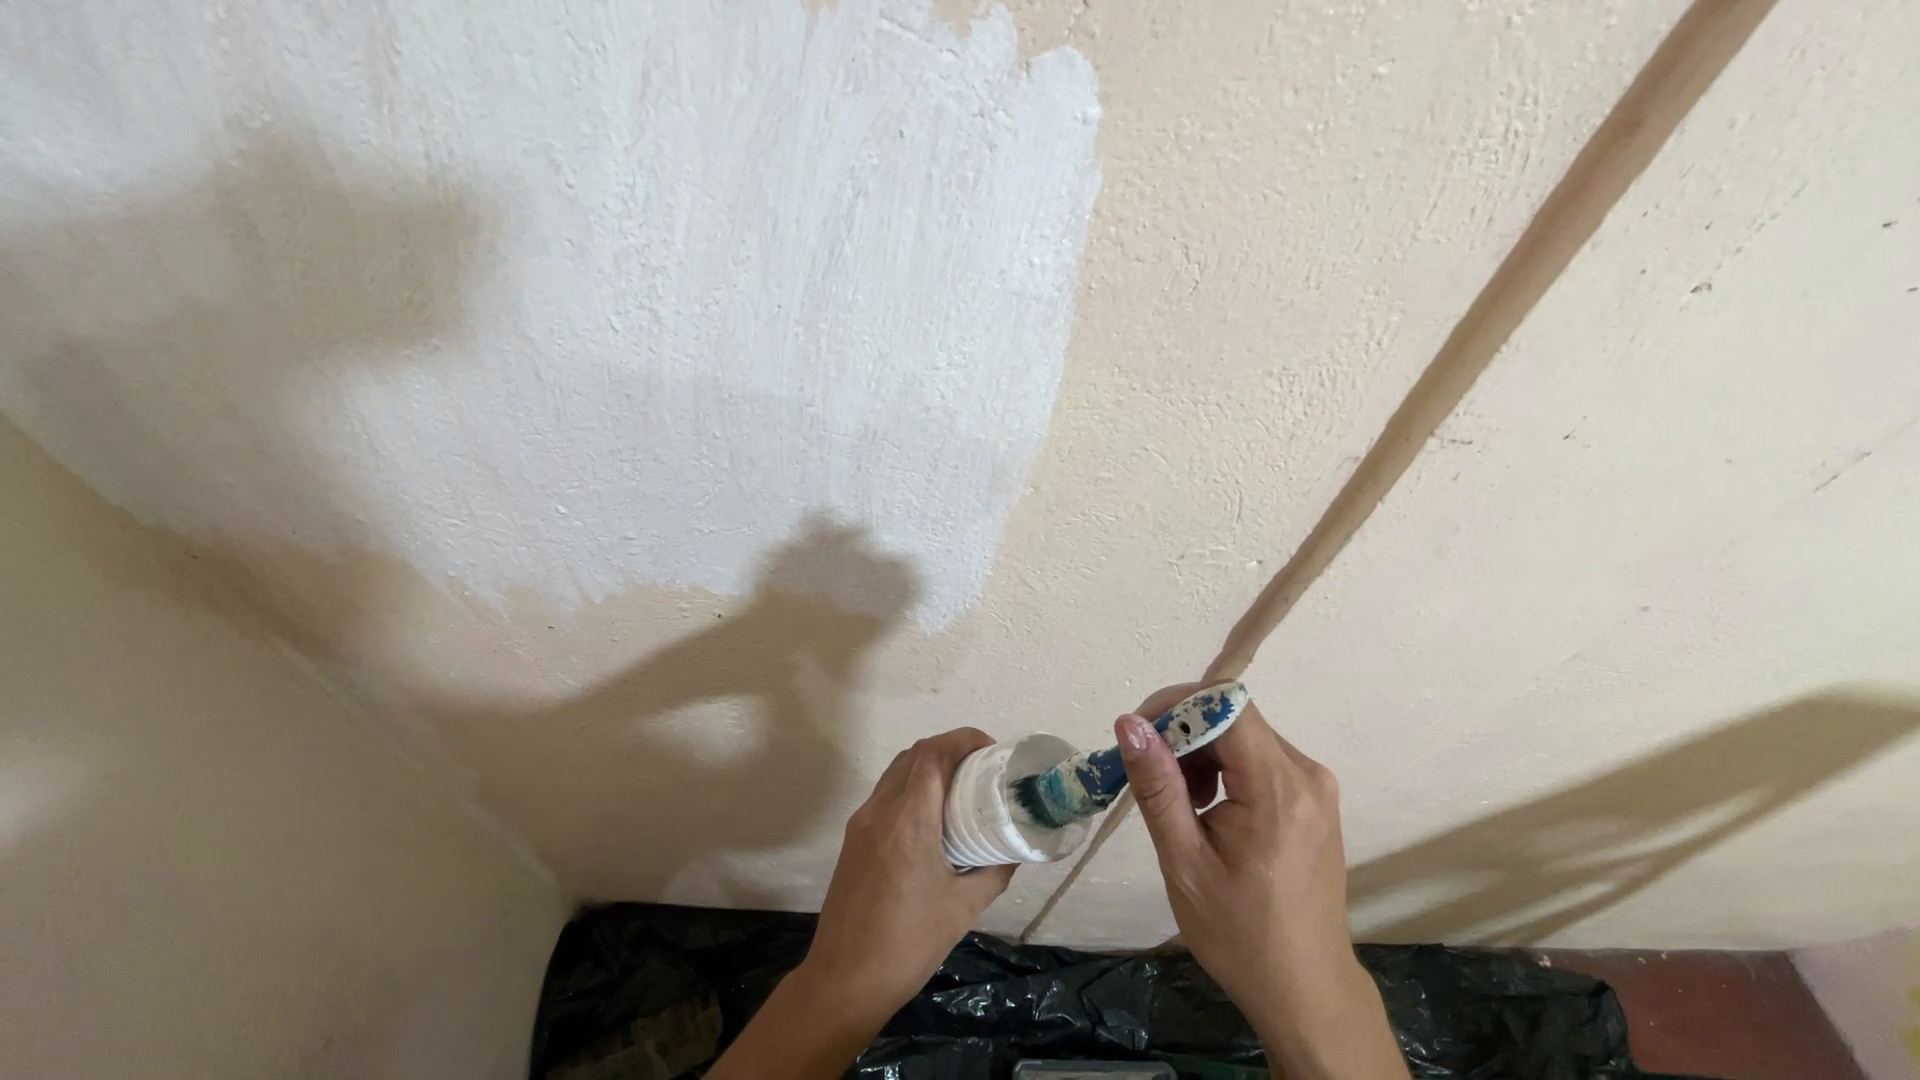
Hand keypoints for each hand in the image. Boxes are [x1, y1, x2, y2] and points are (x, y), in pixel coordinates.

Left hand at [805, 726, 1016, 1012]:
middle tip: (982, 766)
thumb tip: (1015, 848)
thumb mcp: (964, 908)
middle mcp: (880, 811)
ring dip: (928, 766)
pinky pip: (885, 794)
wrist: (844, 980)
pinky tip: (933, 815)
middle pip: (914, 755)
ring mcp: (861, 823)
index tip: (991, 748)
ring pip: (896, 772)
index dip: (963, 739)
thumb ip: (994, 871)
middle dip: (949, 748)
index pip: (932, 755)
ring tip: (961, 786)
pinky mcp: (853, 839)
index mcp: (908, 821)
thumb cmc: (908, 944)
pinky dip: (911, 787)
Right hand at [1115, 684, 1405, 1078]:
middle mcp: (1306, 774)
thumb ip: (1157, 786)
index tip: (1138, 736)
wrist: (1304, 988)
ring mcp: (1315, 785)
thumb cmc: (1239, 934)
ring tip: (1179, 804)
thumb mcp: (1184, 861)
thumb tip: (1129, 723)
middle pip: (1233, 718)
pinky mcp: (1313, 798)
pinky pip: (1259, 758)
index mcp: (1279, 789)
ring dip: (1200, 754)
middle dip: (1182, 735)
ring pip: (1243, 735)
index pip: (1226, 706)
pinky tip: (1207, 809)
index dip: (1175, 705)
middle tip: (1149, 779)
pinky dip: (1223, 769)